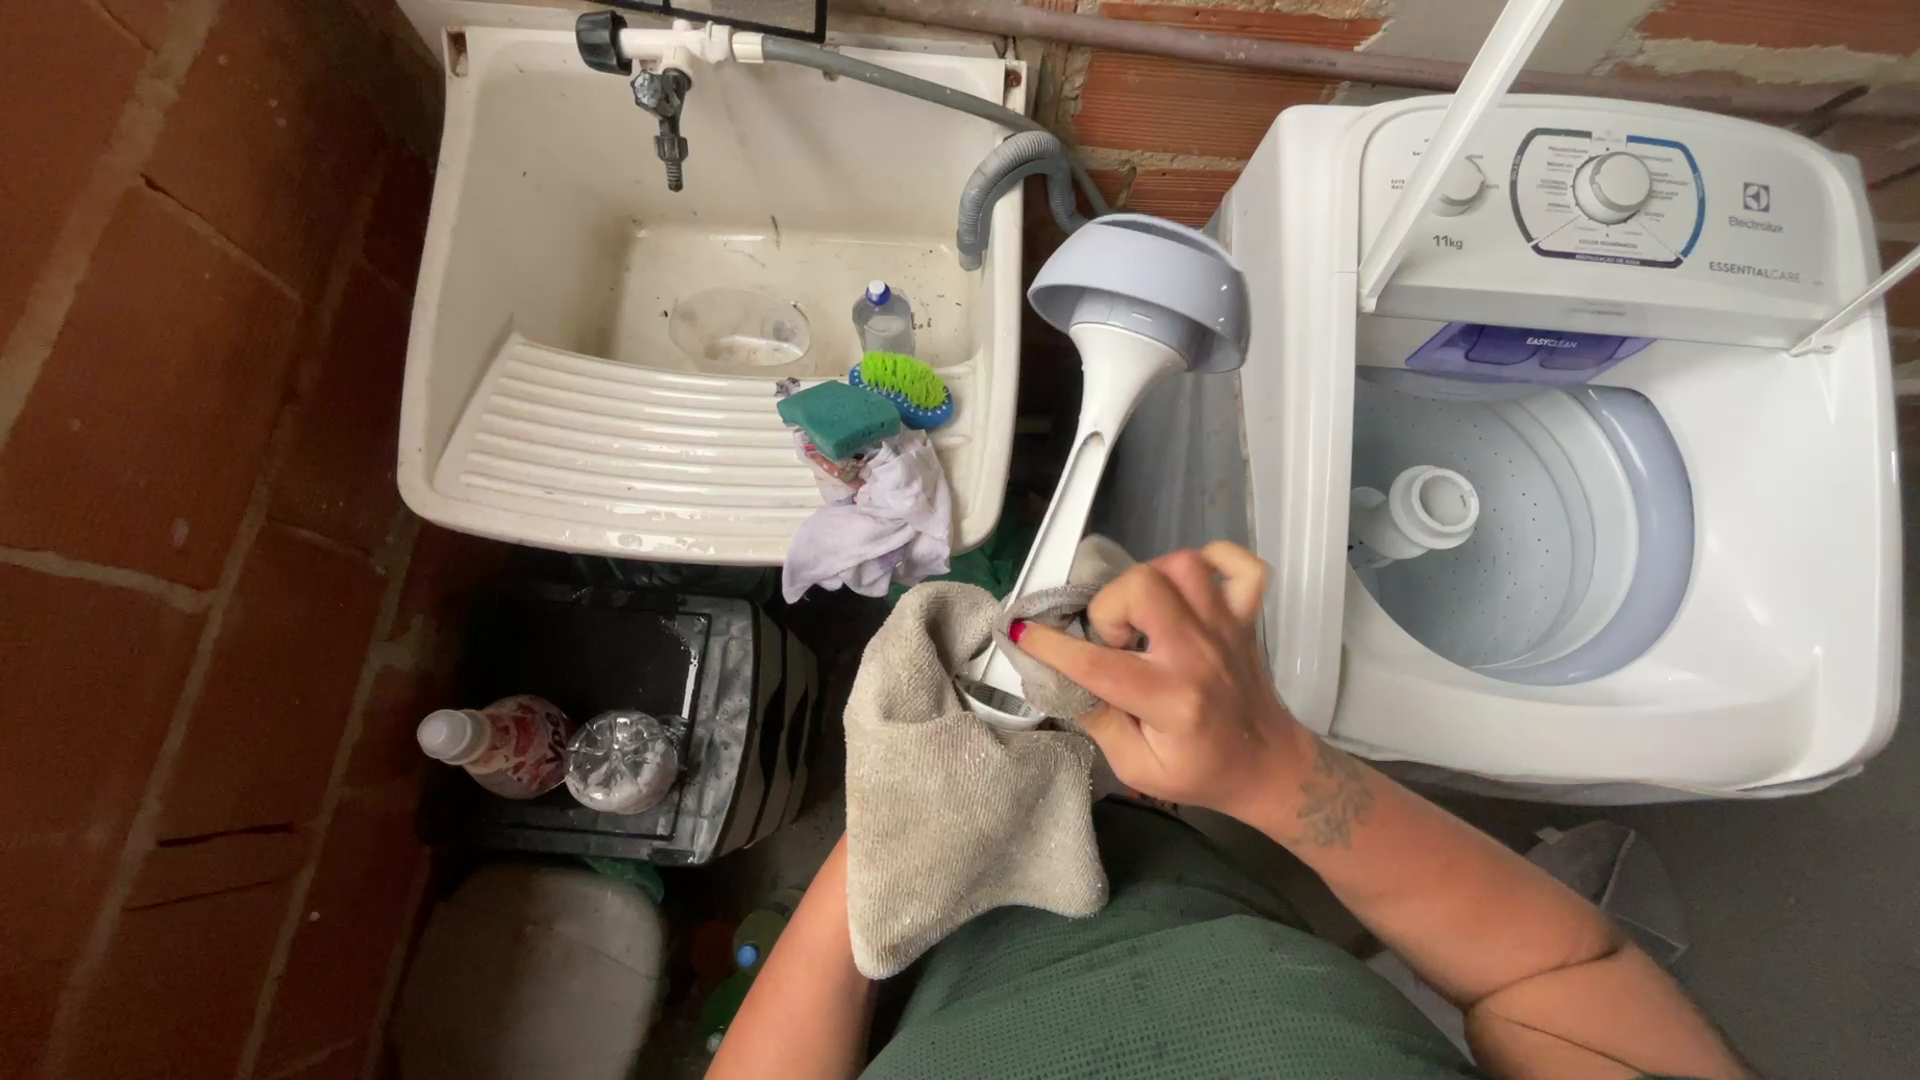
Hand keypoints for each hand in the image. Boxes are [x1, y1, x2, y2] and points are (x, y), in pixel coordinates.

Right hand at [1014, 542, 1312, 820]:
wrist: (1268, 769)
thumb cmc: (1198, 772)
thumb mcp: (1136, 767)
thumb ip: (1096, 720)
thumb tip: (1060, 677)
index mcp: (1170, 700)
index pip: (1098, 664)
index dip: (1051, 645)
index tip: (1023, 632)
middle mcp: (1198, 655)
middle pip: (1143, 587)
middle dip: (1110, 606)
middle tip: (1113, 638)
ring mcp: (1226, 629)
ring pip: (1183, 565)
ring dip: (1149, 579)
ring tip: (1143, 613)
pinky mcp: (1245, 618)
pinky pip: (1241, 565)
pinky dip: (1214, 559)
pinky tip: (1189, 583)